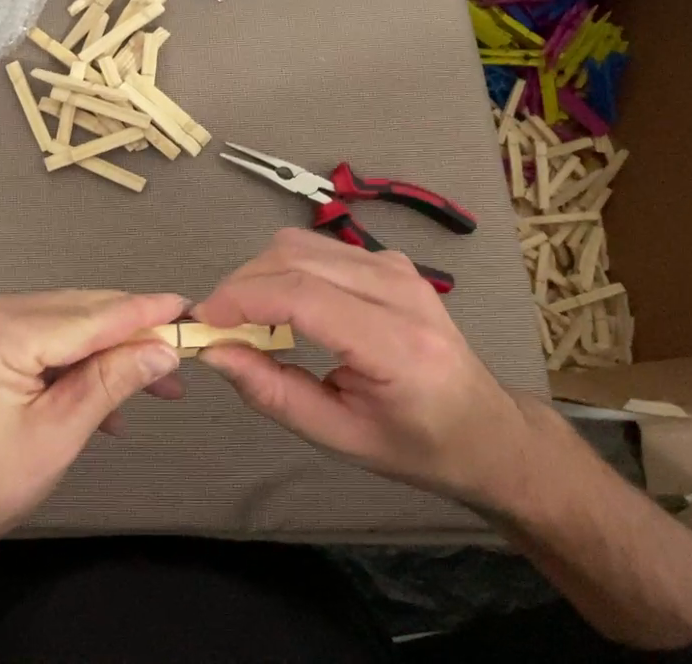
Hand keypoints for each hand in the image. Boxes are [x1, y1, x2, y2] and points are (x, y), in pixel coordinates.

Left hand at [0, 290, 188, 588]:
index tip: (187, 309)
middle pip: (76, 312)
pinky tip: (111, 396)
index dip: (141, 314)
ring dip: (109, 350)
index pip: (85, 317)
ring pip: (65, 323)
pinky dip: (77, 361)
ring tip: (159, 382)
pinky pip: (44, 337)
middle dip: (130, 334)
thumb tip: (162, 350)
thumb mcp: (58, 435)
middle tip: (183, 353)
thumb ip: (110, 382)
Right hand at [193, 229, 538, 508]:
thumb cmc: (417, 446)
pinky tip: (284, 306)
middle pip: (295, 258)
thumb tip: (213, 352)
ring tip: (247, 318)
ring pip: (300, 244)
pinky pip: (317, 247)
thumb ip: (272, 393)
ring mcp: (398, 269)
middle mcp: (402, 293)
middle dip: (240, 286)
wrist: (489, 430)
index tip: (202, 322)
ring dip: (258, 274)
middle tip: (217, 326)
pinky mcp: (390, 261)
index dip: (242, 299)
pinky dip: (283, 269)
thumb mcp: (340, 437)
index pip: (305, 296)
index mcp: (399, 348)